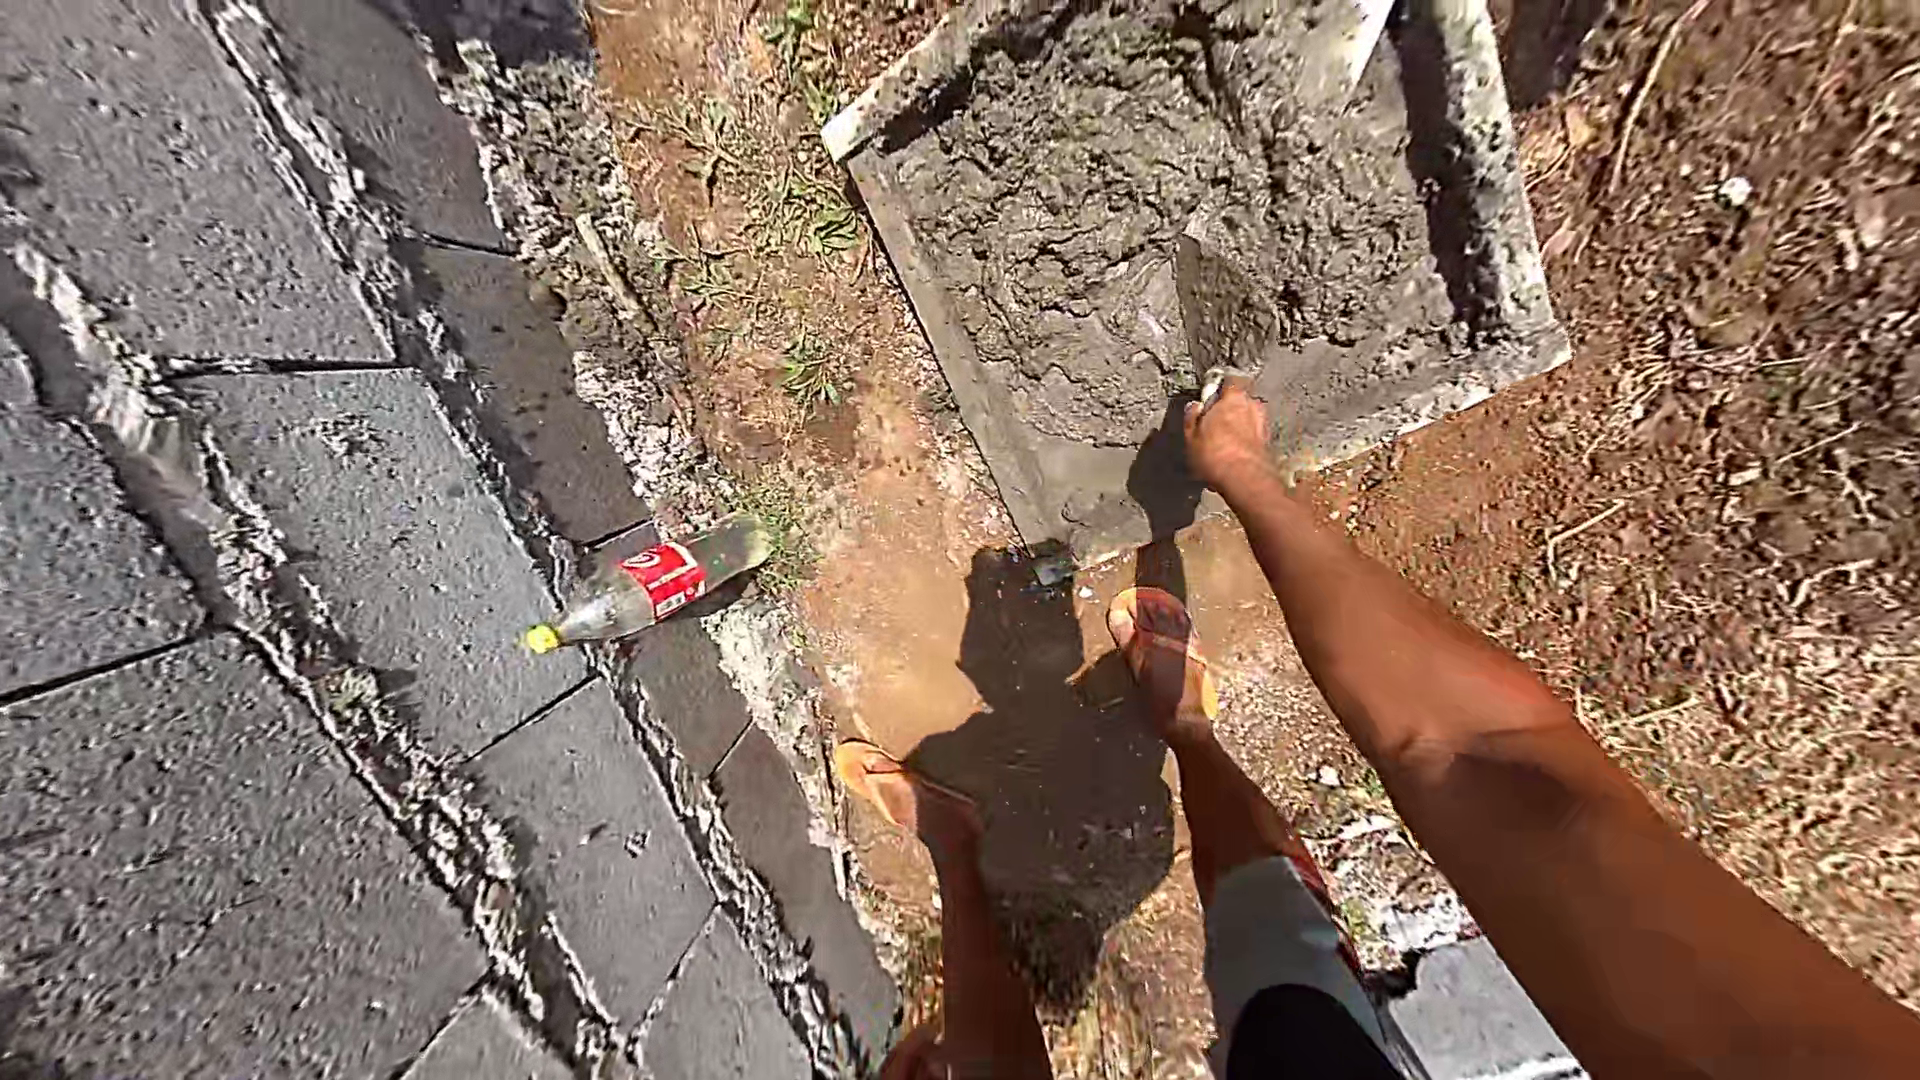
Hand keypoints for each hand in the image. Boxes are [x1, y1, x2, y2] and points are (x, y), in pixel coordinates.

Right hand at [1183, 378, 1271, 491]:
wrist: (1243, 479)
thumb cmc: (1215, 454)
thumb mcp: (1191, 436)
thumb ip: (1192, 417)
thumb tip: (1194, 407)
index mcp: (1233, 398)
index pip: (1230, 382)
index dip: (1219, 388)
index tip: (1209, 397)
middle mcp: (1252, 407)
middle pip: (1240, 401)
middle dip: (1228, 410)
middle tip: (1211, 424)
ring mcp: (1262, 425)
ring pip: (1247, 419)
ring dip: (1237, 427)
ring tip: (1221, 443)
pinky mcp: (1267, 443)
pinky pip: (1252, 436)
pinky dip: (1243, 441)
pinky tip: (1231, 454)